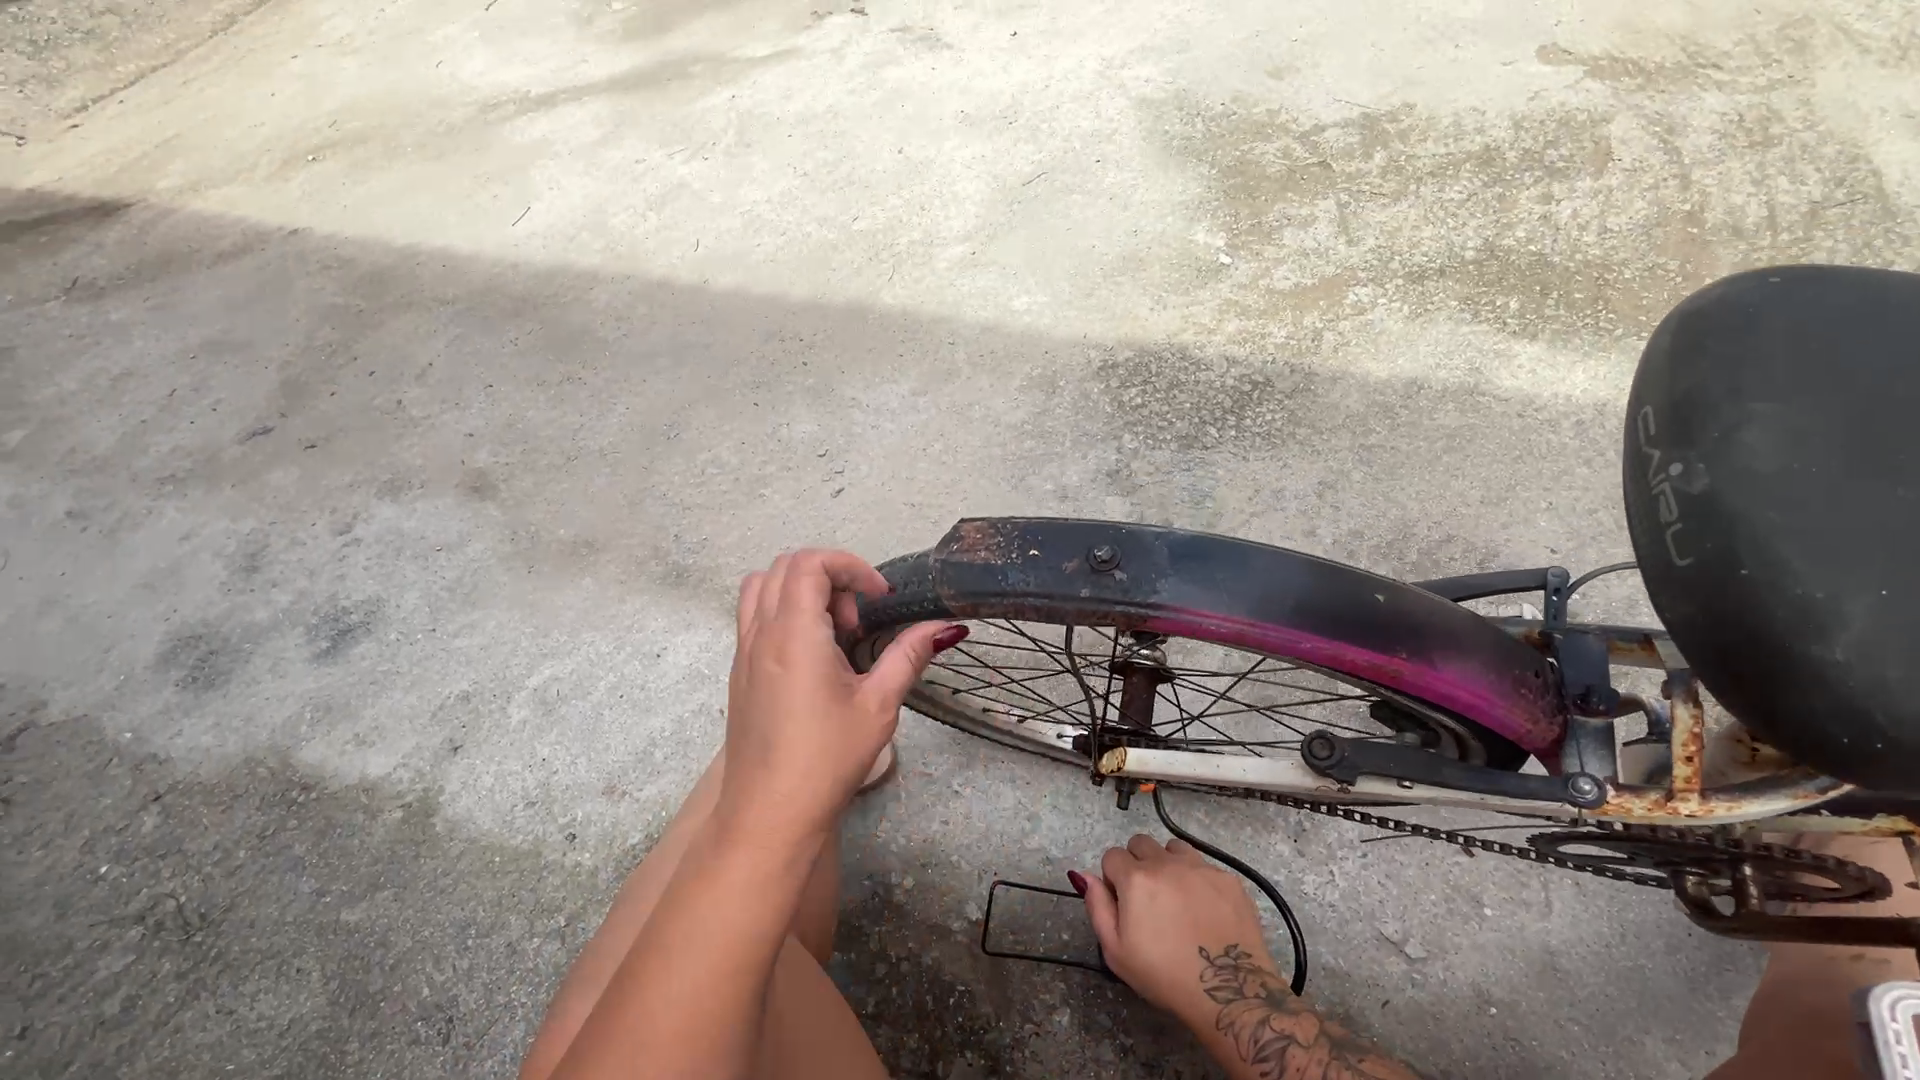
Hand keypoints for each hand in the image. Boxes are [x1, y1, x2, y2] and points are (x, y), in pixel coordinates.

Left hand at [718, 549, 963, 843]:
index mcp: (794, 633)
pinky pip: (753, 616)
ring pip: (762, 587)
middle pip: (785, 566)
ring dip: (801, 590)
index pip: (810, 562)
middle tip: (858, 621)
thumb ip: (908, 656)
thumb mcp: (878, 705)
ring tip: (834, 633)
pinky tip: (813, 658)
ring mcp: (743, 652)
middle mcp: (760, 633)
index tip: (880, 599)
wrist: (769, 813)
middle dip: (829, 576)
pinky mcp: (739, 672)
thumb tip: (944, 627)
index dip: (851, 566)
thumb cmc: (826, 759)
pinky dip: (783, 612)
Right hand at [1071, 834, 1274, 1021]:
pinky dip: (1197, 879)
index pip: (1112, 855)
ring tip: (1175, 896)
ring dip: (1168, 863)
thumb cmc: (1164, 975)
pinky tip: (1204, 909)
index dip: (1112, 878)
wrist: (1229, 990)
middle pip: (1141, 842)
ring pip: (1174, 848)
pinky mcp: (1228, 879)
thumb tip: (1083, 875)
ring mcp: (1201, 868)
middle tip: (1147, 898)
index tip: (1123, 902)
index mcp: (1136, 878)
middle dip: (1137, 863)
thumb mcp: (1116, 951)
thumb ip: (1097, 907)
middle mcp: (1167, 863)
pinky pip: (1204, 866)